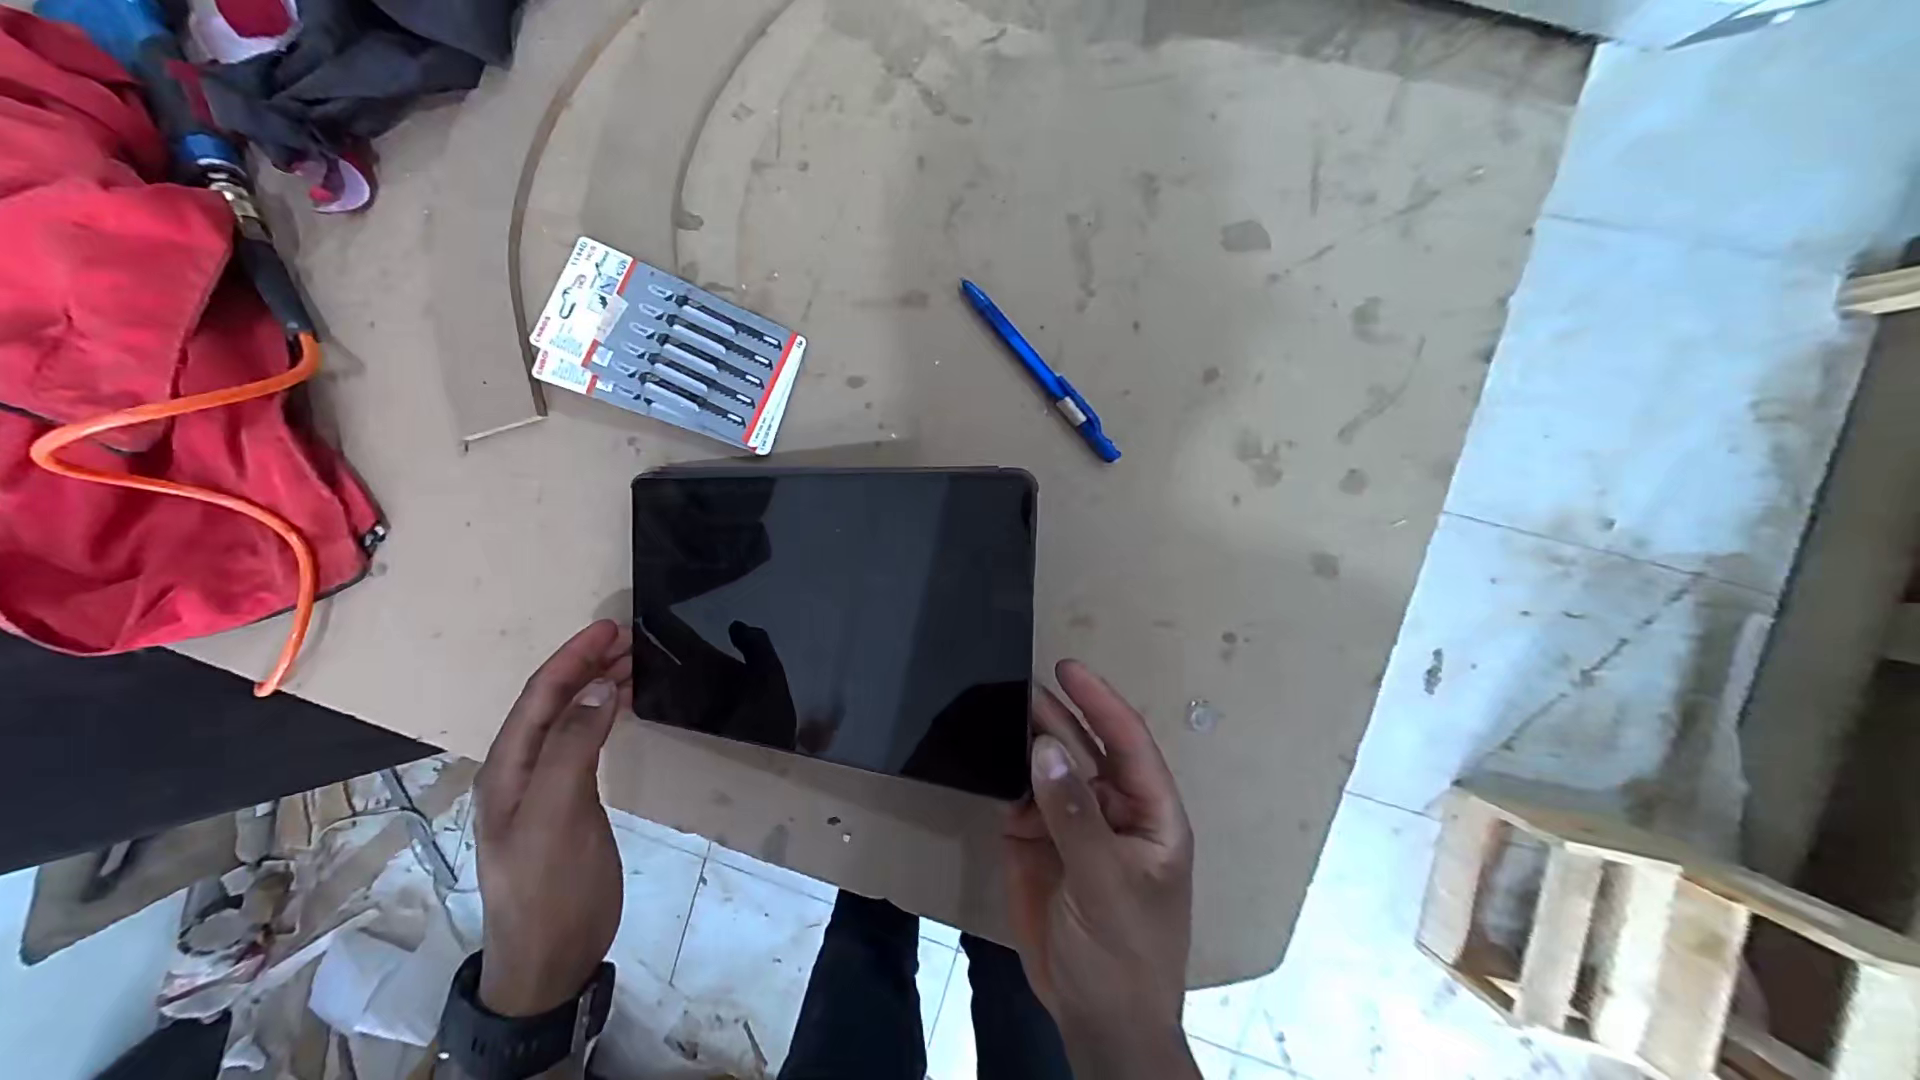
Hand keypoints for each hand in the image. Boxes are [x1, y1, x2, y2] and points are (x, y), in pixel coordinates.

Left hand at [472, 620, 632, 1015]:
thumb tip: (599, 689)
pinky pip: (585, 742)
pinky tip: (622, 706)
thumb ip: (574, 749)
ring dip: (597, 686)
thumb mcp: (559, 815)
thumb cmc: (552, 887)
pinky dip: (604, 715)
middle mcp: (522, 769)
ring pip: (570, 719)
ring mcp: (546, 786)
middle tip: (631, 638)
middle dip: (586, 664)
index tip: (609, 628)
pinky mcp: (571, 801)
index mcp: (509, 768)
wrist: (553, 956)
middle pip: (553, 702)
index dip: (572, 658)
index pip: (540, 697)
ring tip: (634, 661)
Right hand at [1003, 660, 1198, 1077]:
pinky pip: (1021, 797)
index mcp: (1149, 812)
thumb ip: (1075, 816)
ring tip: (993, 715)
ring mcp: (1073, 824)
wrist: (1097, 1021)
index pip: (1127, 742)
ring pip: (1049, 769)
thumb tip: (1046, 748)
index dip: (1100, 702)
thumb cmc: (1123, 955)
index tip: (1067, 668)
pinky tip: (987, 765)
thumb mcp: (1106, 884)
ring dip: (1024, 744)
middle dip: (1053, 716)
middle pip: (1083, 748)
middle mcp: (1112, 808)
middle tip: (1014, 685)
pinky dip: (1005, 781)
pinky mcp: (1039, 842)